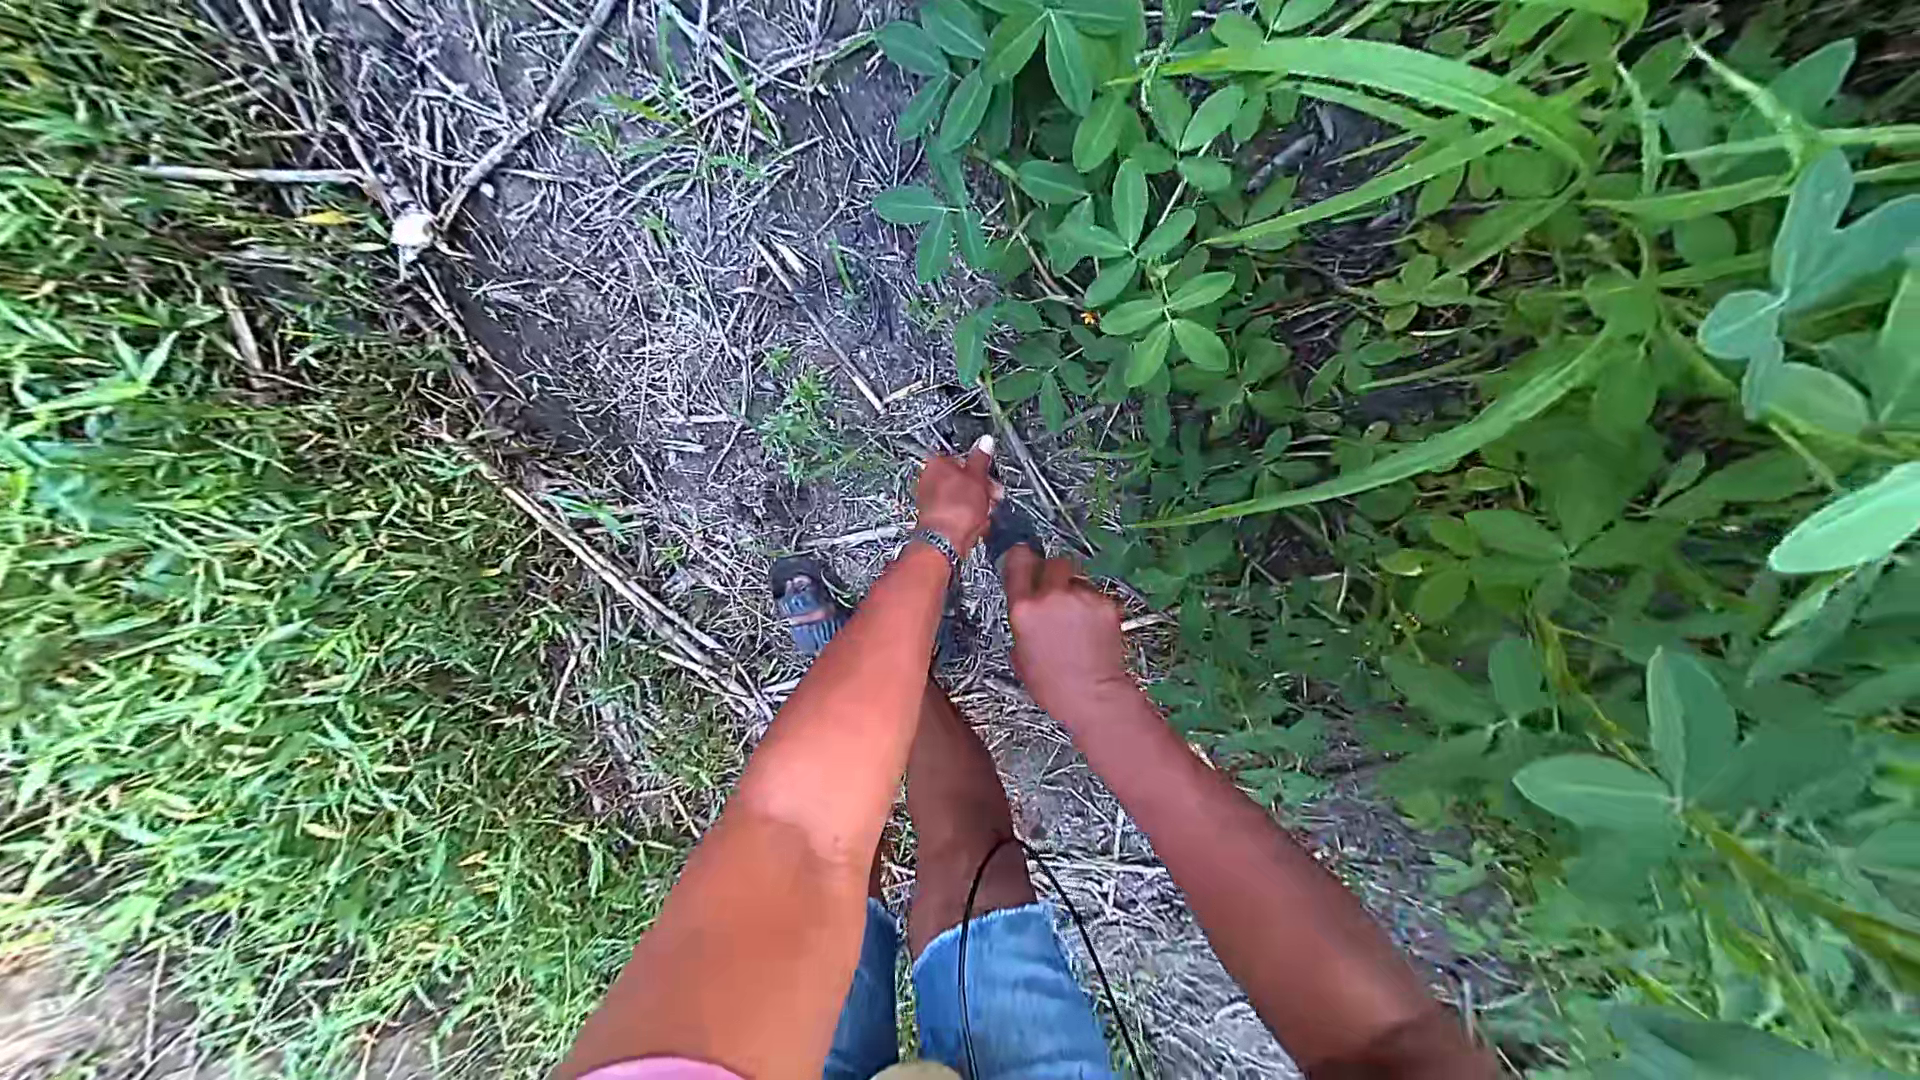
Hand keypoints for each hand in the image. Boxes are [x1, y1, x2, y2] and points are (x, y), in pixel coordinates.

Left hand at [915, 435, 999, 555]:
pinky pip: (958, 512)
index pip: (960, 456)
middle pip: (961, 478)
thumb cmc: (956, 509)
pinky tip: (978, 523)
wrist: (946, 541)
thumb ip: (981, 458)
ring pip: (961, 496)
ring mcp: (932, 501)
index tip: (989, 473)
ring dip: (978, 503)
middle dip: (981, 486)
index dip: (979, 466)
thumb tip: (985, 442)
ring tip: (987, 511)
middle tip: (993, 492)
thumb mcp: (977, 477)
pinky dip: (969, 516)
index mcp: (935, 463)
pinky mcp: (937, 518)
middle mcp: (929, 480)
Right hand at [1002, 547, 1131, 714]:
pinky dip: (1094, 607)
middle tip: (1056, 593)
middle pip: (1054, 562)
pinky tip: (1093, 629)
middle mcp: (1052, 595)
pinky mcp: (1106, 604)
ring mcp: (1082, 597)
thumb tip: (1031, 606)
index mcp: (1024, 608)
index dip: (1022, 557)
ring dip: (1075, 592)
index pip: (1019, 560)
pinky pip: (1096, 595)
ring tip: (1078, 620)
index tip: (1025, 559)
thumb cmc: (1050, 684)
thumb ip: (1024, 620)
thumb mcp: (1020, 651)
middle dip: (1054, 573)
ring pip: (1078, 579)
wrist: (1092, 696)